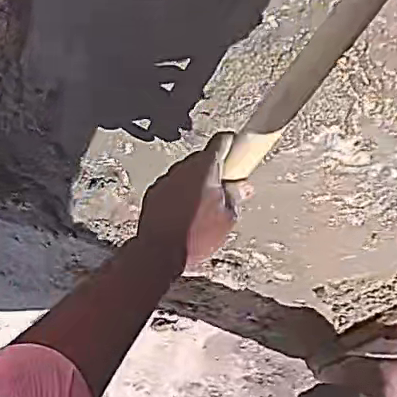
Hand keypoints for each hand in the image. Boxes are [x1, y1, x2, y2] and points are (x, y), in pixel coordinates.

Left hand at [137, 132, 244, 265]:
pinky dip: (179, 193)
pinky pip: (171, 186)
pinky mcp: (153, 193)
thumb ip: (236, 196)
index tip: (237, 146)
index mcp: (205, 169)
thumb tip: (243, 187)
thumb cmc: (196, 236)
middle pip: (202, 158)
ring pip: (186, 173)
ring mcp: (165, 179)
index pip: (220, 142)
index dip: (231, 143)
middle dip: (213, 169)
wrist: (159, 253)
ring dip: (195, 182)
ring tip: (203, 206)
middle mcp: (183, 168)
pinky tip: (185, 212)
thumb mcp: (227, 218)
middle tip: (224, 187)